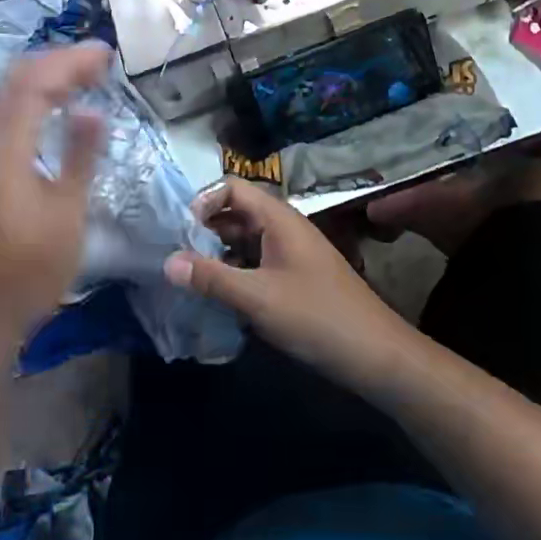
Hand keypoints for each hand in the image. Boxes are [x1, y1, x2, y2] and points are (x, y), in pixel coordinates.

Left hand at [0, 43, 110, 339]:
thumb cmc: (32, 269)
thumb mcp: (67, 214)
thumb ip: (80, 158)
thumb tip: (94, 109)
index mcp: (8, 152)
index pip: (35, 86)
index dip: (70, 62)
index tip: (107, 54)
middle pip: (16, 81)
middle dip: (57, 61)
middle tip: (99, 59)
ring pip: (10, 95)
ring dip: (46, 75)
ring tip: (86, 74)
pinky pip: (11, 113)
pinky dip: (37, 96)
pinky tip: (60, 106)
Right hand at [164, 177, 414, 387]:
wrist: (373, 352)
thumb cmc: (315, 316)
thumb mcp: (258, 298)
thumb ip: (212, 278)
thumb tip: (167, 261)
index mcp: (279, 219)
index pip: (234, 187)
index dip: (205, 200)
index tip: (181, 230)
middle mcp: (285, 228)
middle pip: (238, 213)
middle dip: (206, 229)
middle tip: (176, 254)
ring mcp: (292, 253)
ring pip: (246, 241)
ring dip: (219, 253)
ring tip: (190, 276)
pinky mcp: (295, 278)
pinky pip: (258, 263)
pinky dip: (236, 271)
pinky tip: (219, 295)